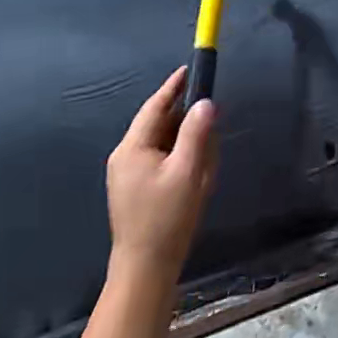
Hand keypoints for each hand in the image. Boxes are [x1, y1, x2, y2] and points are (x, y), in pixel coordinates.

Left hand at [105, 67, 217, 276]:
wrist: (145, 267)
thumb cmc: (167, 217)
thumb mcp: (188, 172)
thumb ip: (197, 134)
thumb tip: (206, 102)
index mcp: (132, 147)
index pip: (155, 107)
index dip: (173, 87)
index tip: (189, 70)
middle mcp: (125, 156)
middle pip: (159, 125)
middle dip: (186, 121)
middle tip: (212, 121)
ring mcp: (127, 175)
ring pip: (161, 145)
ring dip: (185, 144)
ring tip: (207, 156)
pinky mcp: (135, 190)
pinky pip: (160, 162)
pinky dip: (179, 159)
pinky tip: (195, 173)